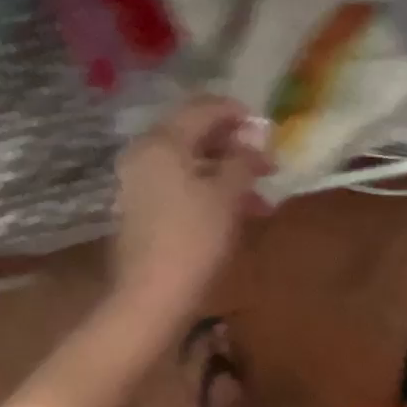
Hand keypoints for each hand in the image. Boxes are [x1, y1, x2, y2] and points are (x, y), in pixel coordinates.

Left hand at [113, 94, 274, 304]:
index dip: (238, 115)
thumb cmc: (194, 241)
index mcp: (163, 142)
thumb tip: (256, 141)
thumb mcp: (228, 197)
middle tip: (267, 166)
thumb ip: (244, 162)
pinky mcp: (141, 212)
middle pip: (193, 136)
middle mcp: (144, 154)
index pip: (204, 109)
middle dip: (233, 149)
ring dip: (225, 176)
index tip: (268, 130)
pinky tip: (232, 215)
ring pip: (188, 166)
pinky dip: (207, 193)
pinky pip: (179, 188)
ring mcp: (138, 184)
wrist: (153, 297)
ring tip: (259, 199)